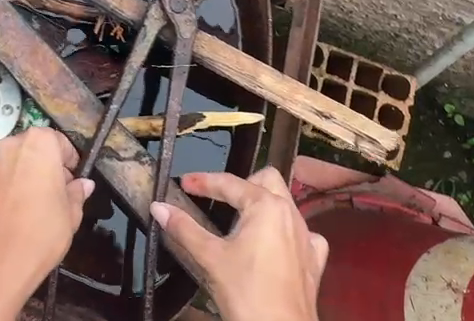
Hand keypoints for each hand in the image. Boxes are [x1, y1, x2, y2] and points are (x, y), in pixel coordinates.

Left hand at [0, 128, 93, 320]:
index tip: (74, 180)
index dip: (70, 161)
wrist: (2, 261)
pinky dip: (12, 186)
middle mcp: (13, 144)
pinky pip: (3, 177)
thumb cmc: (44, 229)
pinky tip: (20, 210)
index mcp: (39, 143)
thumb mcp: (71, 212)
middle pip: (36, 148)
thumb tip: (84, 184)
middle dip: (48, 165)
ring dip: (29, 173)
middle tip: (59, 191)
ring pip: (18, 161)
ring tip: (38, 202)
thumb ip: (77, 192)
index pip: (60, 141)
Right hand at [151, 168, 327, 320]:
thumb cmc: (246, 294)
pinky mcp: (314, 261)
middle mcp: (290, 213)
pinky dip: (287, 232)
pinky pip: (303, 233)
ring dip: (263, 205)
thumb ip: (184, 228)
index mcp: (266, 205)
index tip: (185, 183)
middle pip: (266, 180)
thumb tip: (159, 207)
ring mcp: (306, 236)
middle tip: (220, 200)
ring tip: (241, 221)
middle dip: (242, 184)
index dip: (203, 181)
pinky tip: (275, 246)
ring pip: (285, 203)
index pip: (229, 183)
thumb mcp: (210, 258)